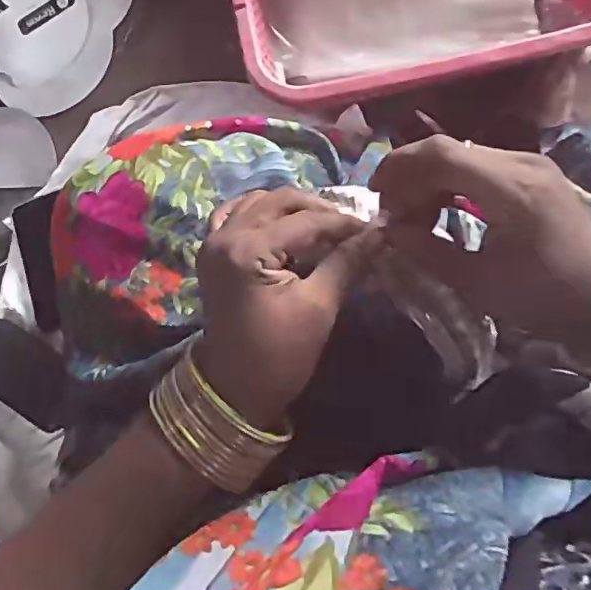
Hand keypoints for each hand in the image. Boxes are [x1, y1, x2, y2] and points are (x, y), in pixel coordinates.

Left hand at [194, 189, 381, 428]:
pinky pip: (235, 214)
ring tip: (325, 225)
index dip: (344, 222)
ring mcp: (213, 241)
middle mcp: (225, 235)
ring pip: (258, 202)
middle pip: (279, 201)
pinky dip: (261, 211)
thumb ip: (346, 261)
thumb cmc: (279, 354)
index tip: (376, 226)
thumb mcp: (319, 307)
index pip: (305, 221)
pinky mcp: (212, 251)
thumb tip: (379, 232)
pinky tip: (283, 222)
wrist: (234, 387)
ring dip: (292, 207)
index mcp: (247, 249)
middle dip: (319, 209)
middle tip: (352, 226)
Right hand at [370, 135, 590, 360]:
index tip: (377, 198)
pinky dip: (451, 182)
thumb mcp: (478, 284)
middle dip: (408, 175)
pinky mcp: (534, 172)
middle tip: (391, 212)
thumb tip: (391, 230)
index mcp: (512, 190)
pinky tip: (442, 209)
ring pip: (460, 154)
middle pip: (447, 149)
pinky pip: (478, 165)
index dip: (399, 169)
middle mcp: (522, 164)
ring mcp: (531, 164)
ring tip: (415, 215)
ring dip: (428, 179)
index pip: (440, 154)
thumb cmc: (546, 298)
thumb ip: (428, 250)